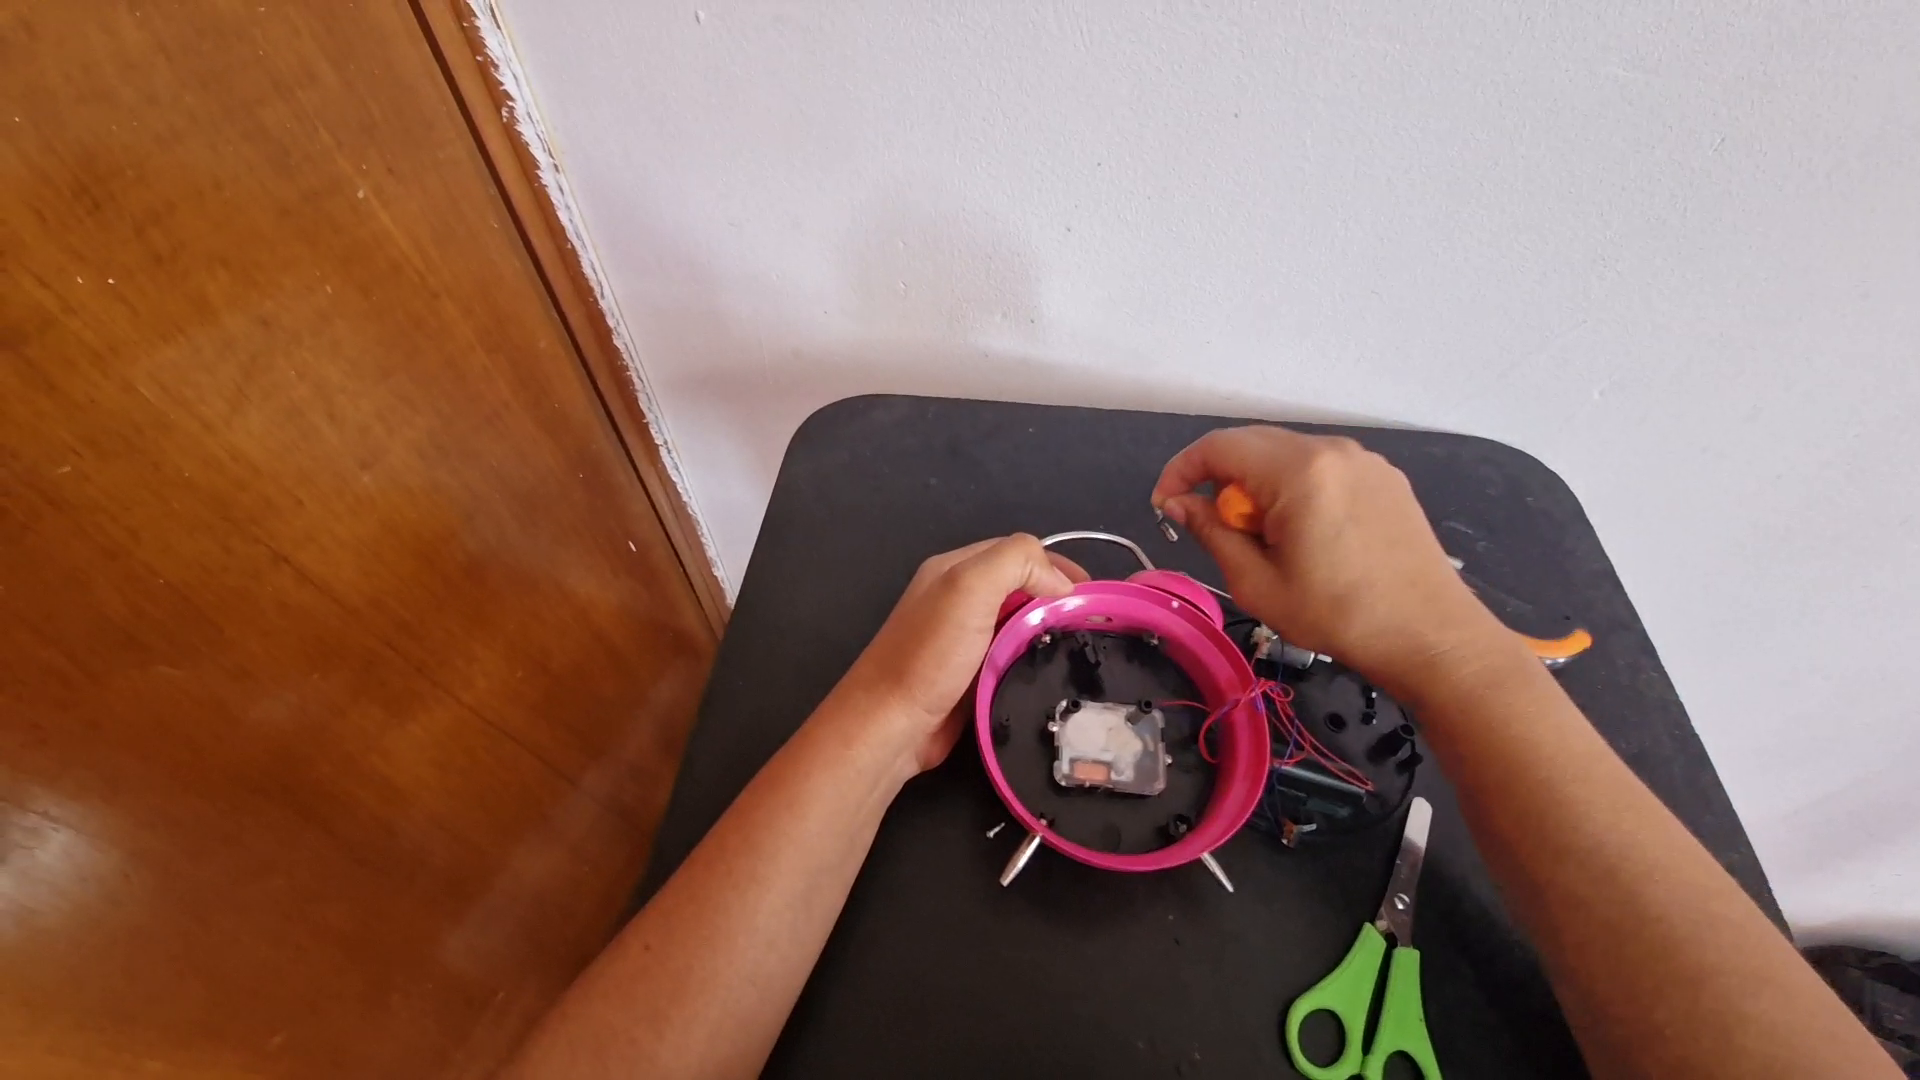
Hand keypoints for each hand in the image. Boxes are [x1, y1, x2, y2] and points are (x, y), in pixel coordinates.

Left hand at [830, 534, 1088, 776]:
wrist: (892, 725)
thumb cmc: (930, 653)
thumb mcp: (970, 586)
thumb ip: (1015, 563)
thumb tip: (1059, 582)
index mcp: (955, 568)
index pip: (1017, 551)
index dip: (1056, 566)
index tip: (1091, 594)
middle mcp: (959, 598)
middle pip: (1021, 587)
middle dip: (1057, 599)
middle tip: (1093, 624)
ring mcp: (964, 639)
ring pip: (1020, 623)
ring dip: (1049, 631)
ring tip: (1083, 648)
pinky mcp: (971, 675)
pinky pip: (1012, 657)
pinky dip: (1035, 660)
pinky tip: (1054, 672)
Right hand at [1151, 426, 1510, 693]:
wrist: (1430, 636)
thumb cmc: (1336, 614)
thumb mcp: (1257, 582)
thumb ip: (1212, 532)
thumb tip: (1179, 505)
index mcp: (1298, 471)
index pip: (1218, 447)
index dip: (1181, 471)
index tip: (1166, 507)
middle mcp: (1332, 450)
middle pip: (1252, 444)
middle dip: (1218, 479)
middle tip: (1211, 526)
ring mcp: (1364, 461)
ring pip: (1286, 455)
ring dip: (1257, 485)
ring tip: (1260, 536)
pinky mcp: (1384, 477)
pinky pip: (1320, 467)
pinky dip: (1293, 488)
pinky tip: (1301, 532)